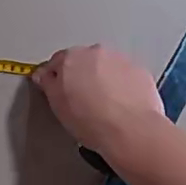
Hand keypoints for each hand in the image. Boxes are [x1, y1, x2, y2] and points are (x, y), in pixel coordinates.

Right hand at [31, 45, 173, 164]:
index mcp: (70, 57)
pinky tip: (122, 105)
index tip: (59, 90)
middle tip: (83, 100)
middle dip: (82, 75)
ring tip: (105, 105)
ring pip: (105, 66)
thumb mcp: (57, 105)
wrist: (130, 131)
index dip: (56, 78)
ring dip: (103, 78)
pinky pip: (126, 75)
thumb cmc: (93, 121)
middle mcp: (95, 53)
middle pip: (83, 60)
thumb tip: (46, 77)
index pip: (56, 62)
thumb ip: (48, 84)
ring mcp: (119, 60)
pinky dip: (123, 85)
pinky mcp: (140, 71)